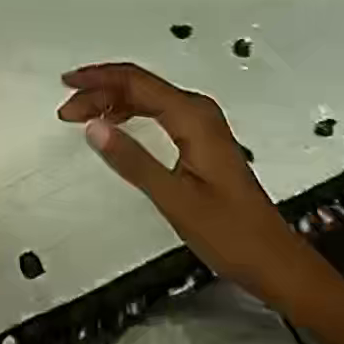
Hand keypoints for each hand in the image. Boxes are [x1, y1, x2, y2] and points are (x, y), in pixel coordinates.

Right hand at [57, 63, 312, 301]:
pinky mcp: (199, 137)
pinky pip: (156, 111)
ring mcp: (200, 123)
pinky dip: (128, 112)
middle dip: (99, 91)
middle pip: (139, 85)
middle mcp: (196, 111)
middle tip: (68, 110)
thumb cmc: (230, 233)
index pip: (135, 82)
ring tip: (80, 115)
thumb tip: (92, 126)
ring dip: (111, 101)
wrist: (277, 264)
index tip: (66, 85)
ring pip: (145, 97)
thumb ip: (132, 160)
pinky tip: (111, 124)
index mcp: (192, 117)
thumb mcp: (175, 200)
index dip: (97, 79)